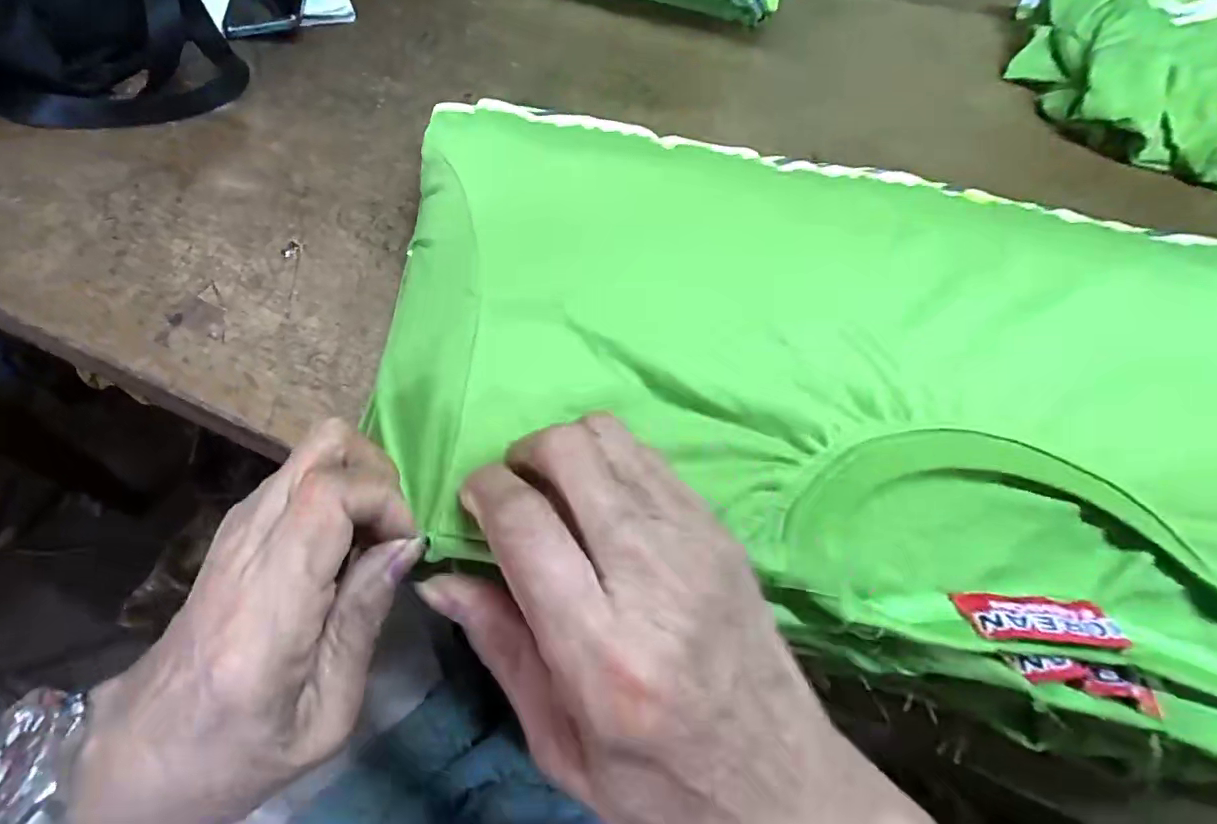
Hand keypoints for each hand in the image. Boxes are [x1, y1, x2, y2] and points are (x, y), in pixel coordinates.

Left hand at [68, 420, 422, 823]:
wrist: (148, 749)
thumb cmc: (241, 748)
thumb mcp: (326, 711)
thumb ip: (364, 616)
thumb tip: (407, 543)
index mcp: (268, 602)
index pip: (330, 493)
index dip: (384, 499)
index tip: (406, 544)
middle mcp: (246, 543)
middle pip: (323, 444)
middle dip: (377, 470)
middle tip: (391, 527)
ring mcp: (236, 525)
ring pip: (313, 448)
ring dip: (358, 477)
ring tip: (370, 536)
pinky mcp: (236, 522)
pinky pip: (300, 473)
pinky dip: (337, 486)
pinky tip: (341, 542)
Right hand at [415, 415, 930, 823]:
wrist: (776, 781)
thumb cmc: (657, 780)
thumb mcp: (558, 740)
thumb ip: (498, 645)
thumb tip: (440, 576)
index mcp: (602, 649)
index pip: (526, 523)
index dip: (484, 490)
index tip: (472, 497)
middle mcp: (651, 578)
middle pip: (570, 455)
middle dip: (523, 455)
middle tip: (513, 488)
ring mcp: (693, 540)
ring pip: (609, 437)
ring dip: (565, 447)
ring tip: (554, 487)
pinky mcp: (718, 526)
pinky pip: (647, 453)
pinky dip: (608, 456)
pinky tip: (601, 496)